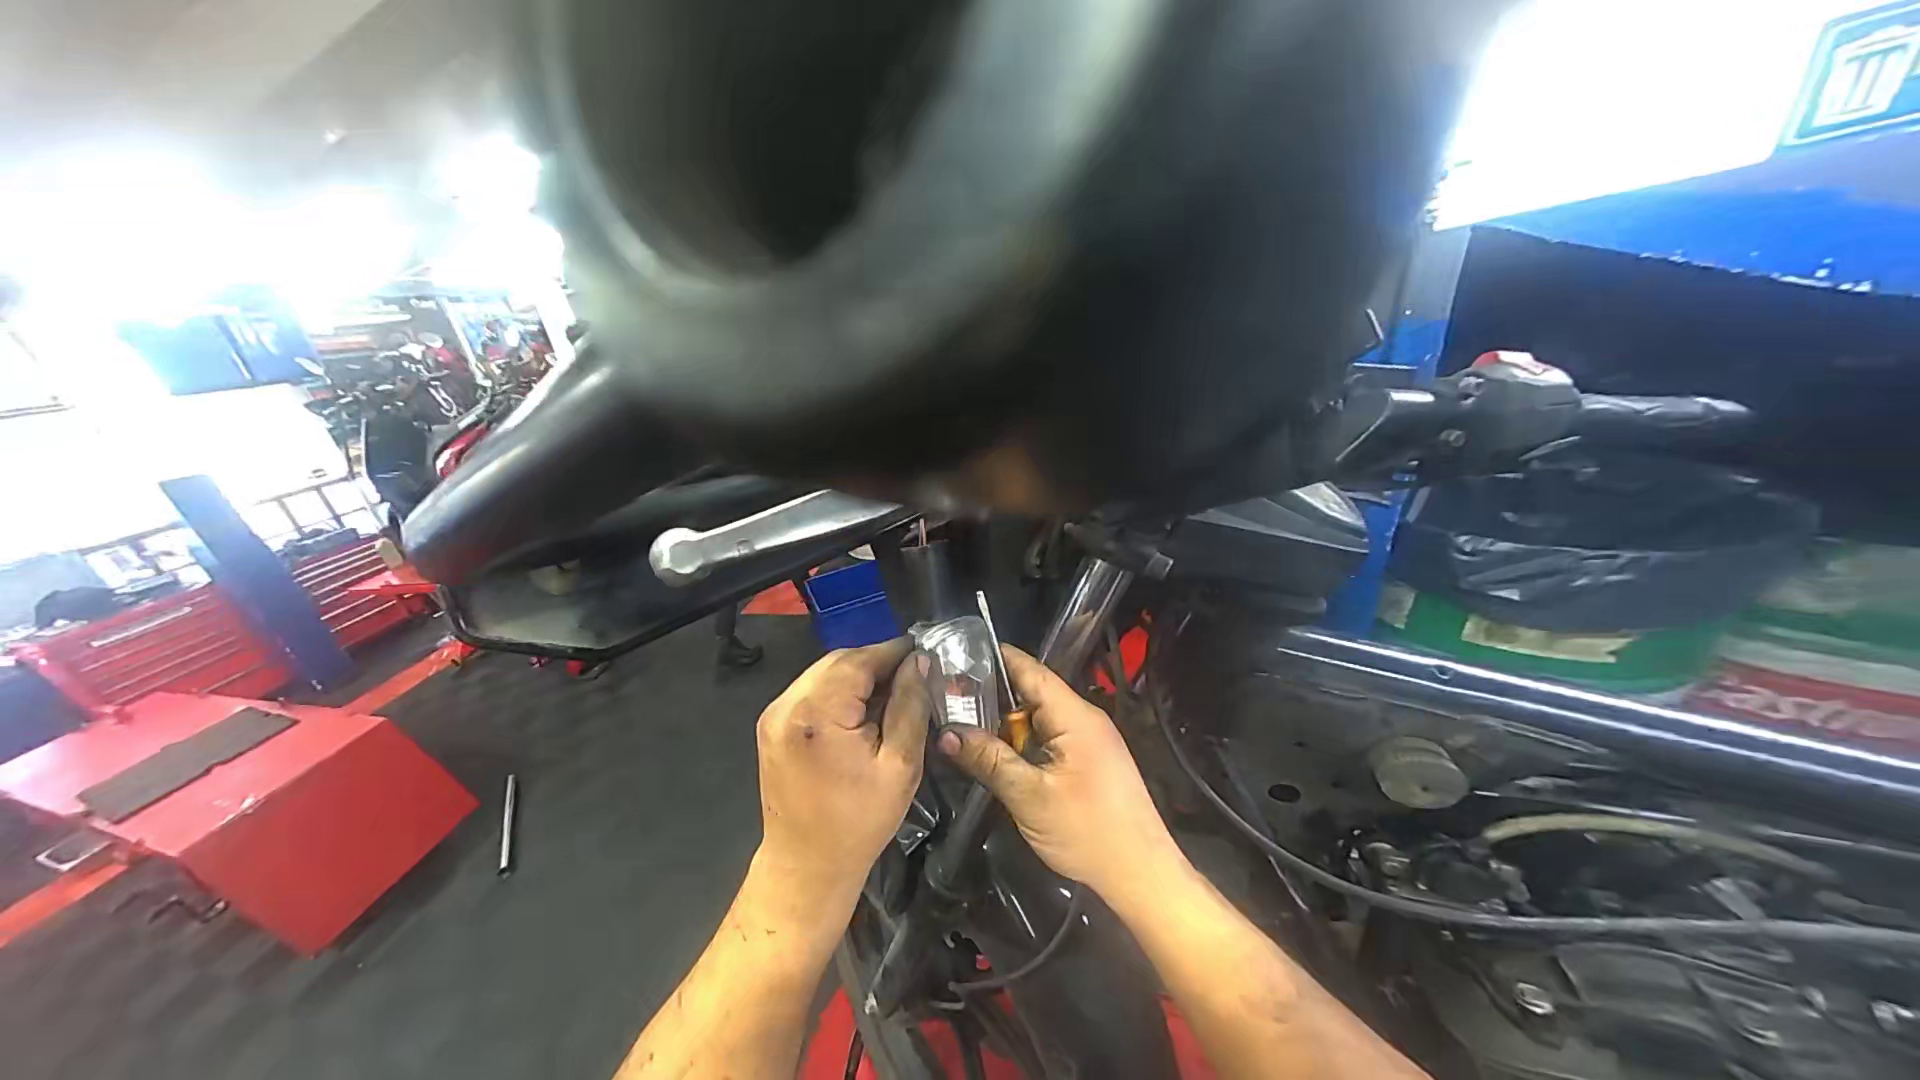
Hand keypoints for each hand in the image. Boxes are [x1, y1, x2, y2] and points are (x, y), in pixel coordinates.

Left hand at [754, 638, 929, 901]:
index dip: (895, 652)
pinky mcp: (773, 724)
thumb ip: (911, 706)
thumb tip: (919, 662)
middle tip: (914, 676)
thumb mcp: (900, 765)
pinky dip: (839, 690)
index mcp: (817, 713)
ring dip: (859, 675)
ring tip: (892, 693)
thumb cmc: (858, 823)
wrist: (806, 865)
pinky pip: (812, 689)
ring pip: (825, 672)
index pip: (860, 660)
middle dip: (878, 662)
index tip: (926, 654)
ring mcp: (774, 713)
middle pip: (840, 660)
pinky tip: (862, 710)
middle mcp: (787, 704)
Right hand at [937, 646, 1182, 903]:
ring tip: (962, 725)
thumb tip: (947, 733)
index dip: (997, 658)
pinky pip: (1048, 739)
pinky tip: (995, 754)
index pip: (1032, 671)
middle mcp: (1083, 720)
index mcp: (1075, 716)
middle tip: (948, 698)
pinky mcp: (1088, 762)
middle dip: (992, 695)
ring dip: (1005, 724)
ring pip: (1038, 720)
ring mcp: (1088, 741)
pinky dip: (1021, 743)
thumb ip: (988, 760)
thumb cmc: (1089, 831)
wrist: (1141, 874)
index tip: (960, 652)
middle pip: (1032, 694)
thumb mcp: (1030, 796)